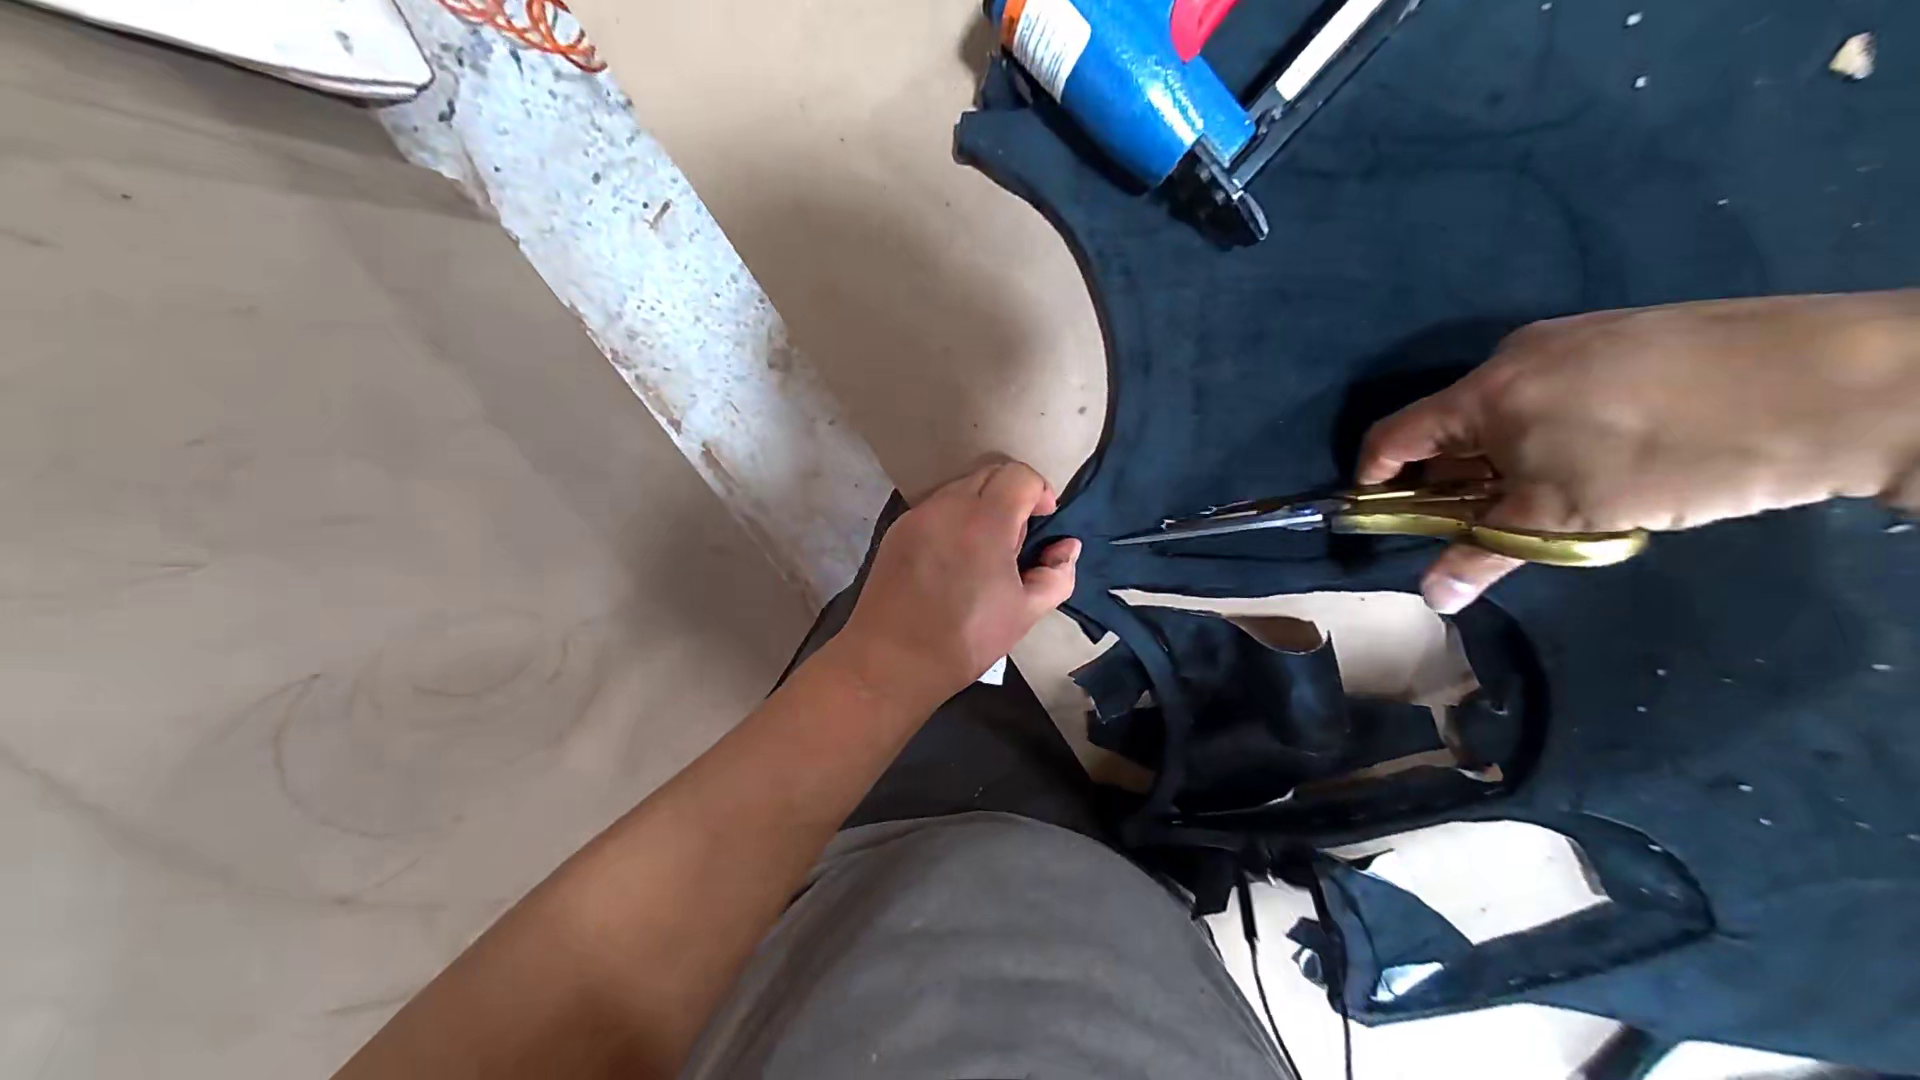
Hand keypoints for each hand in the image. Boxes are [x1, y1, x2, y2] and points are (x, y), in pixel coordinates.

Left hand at [825, 458, 1079, 709]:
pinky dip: (954, 519)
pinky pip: (935, 508)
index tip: (1044, 522)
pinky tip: (953, 561)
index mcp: (983, 522)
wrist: (891, 661)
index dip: (1040, 493)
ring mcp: (917, 516)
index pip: (1019, 476)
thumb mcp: (1026, 613)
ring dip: (982, 506)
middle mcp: (947, 507)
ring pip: (960, 488)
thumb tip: (1066, 548)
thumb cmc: (965, 640)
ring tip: (982, 554)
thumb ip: (1057, 574)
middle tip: (1015, 541)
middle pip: (990, 473)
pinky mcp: (896, 530)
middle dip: (1012, 496)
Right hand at [1358, 291, 1919, 612]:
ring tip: (1554, 492)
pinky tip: (1605, 453)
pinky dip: (1551, 428)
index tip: (1380, 513)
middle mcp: (1516, 355)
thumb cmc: (1678, 454)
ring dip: (1505, 455)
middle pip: (1450, 424)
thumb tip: (1433, 599)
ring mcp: (1575, 336)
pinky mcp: (1628, 333)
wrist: (1856, 384)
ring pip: (1507, 409)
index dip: (1375, 477)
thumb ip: (1486, 553)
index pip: (1393, 436)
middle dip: (1451, 475)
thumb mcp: (1569, 517)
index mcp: (1486, 392)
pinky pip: (1557, 387)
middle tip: (1480, 518)